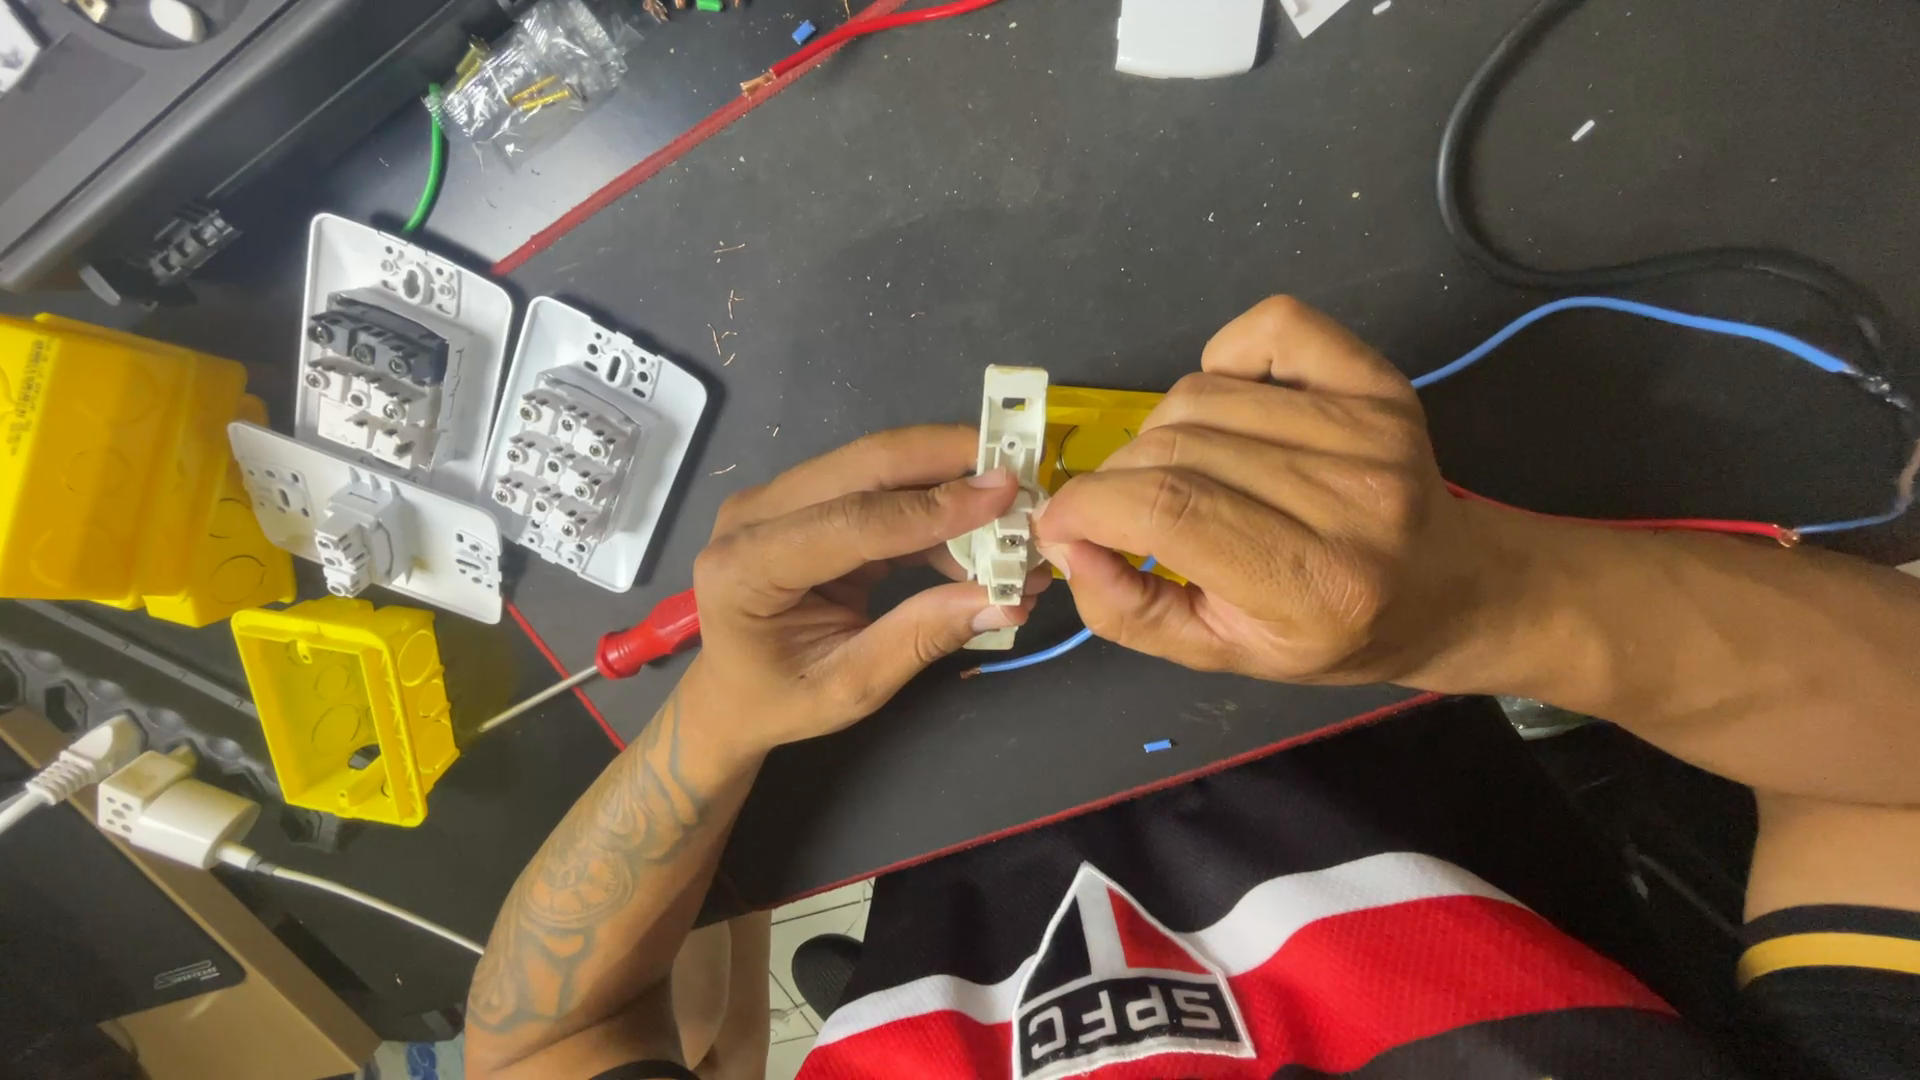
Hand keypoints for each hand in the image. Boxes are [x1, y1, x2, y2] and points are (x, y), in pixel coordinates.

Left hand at [682, 426, 1049, 751]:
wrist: (730, 694)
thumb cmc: (776, 700)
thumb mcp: (849, 687)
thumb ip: (920, 638)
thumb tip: (1005, 599)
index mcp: (745, 565)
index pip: (851, 520)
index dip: (933, 506)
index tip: (1006, 493)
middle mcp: (756, 514)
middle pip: (865, 465)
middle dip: (950, 460)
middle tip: (1021, 470)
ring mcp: (780, 500)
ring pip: (878, 465)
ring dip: (950, 481)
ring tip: (1013, 518)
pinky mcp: (808, 501)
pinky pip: (881, 489)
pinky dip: (935, 507)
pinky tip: (978, 537)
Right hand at [1033, 296, 1498, 685]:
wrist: (1452, 590)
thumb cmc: (1332, 636)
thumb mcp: (1221, 654)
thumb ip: (1131, 613)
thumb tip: (1067, 545)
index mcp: (1310, 581)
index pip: (1167, 510)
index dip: (1088, 506)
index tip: (1061, 524)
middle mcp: (1346, 493)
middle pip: (1174, 446)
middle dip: (1112, 479)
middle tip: (1113, 511)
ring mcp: (1366, 425)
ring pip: (1200, 394)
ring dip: (1155, 433)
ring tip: (1172, 472)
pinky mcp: (1376, 379)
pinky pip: (1268, 328)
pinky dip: (1220, 357)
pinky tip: (1223, 406)